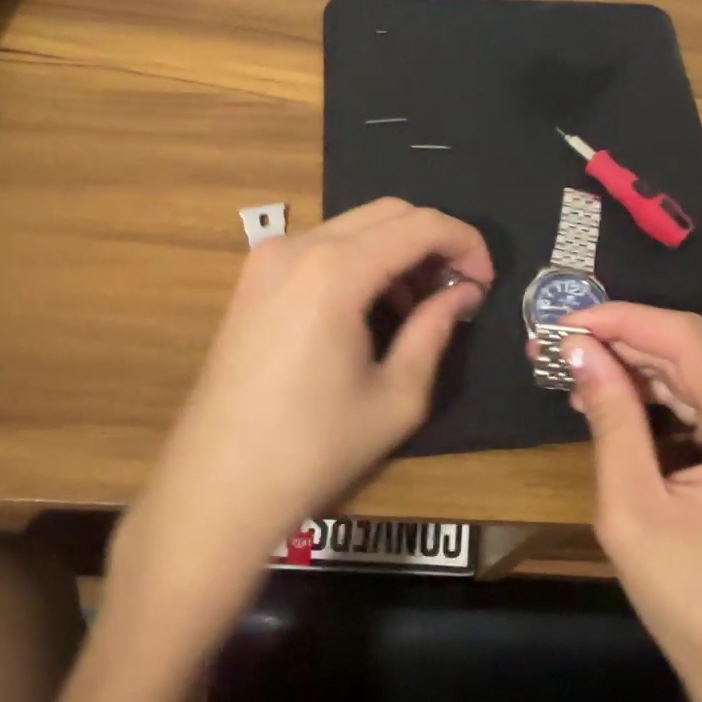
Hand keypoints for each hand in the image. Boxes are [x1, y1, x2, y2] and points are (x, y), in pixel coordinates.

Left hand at [120, 198, 491, 585]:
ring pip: (354, 225)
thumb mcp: (397, 397)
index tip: (487, 282)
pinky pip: (322, 247)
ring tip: (420, 306)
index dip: (467, 243)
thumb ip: (436, 330)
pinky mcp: (253, 279)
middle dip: (434, 241)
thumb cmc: (313, 449)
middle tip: (460, 290)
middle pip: (388, 212)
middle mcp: (298, 247)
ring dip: (398, 251)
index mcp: (335, 271)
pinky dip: (361, 261)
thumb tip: (464, 292)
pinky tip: (373, 310)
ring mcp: (267, 259)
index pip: (421, 225)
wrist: (214, 488)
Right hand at [559, 303, 701, 701]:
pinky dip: (659, 398)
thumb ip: (611, 419)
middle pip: (694, 354)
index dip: (624, 320)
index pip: (689, 341)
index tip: (565, 320)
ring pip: (698, 374)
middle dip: (622, 344)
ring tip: (574, 371)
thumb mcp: (633, 508)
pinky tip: (614, 399)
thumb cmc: (688, 597)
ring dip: (636, 370)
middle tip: (557, 344)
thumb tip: (578, 348)